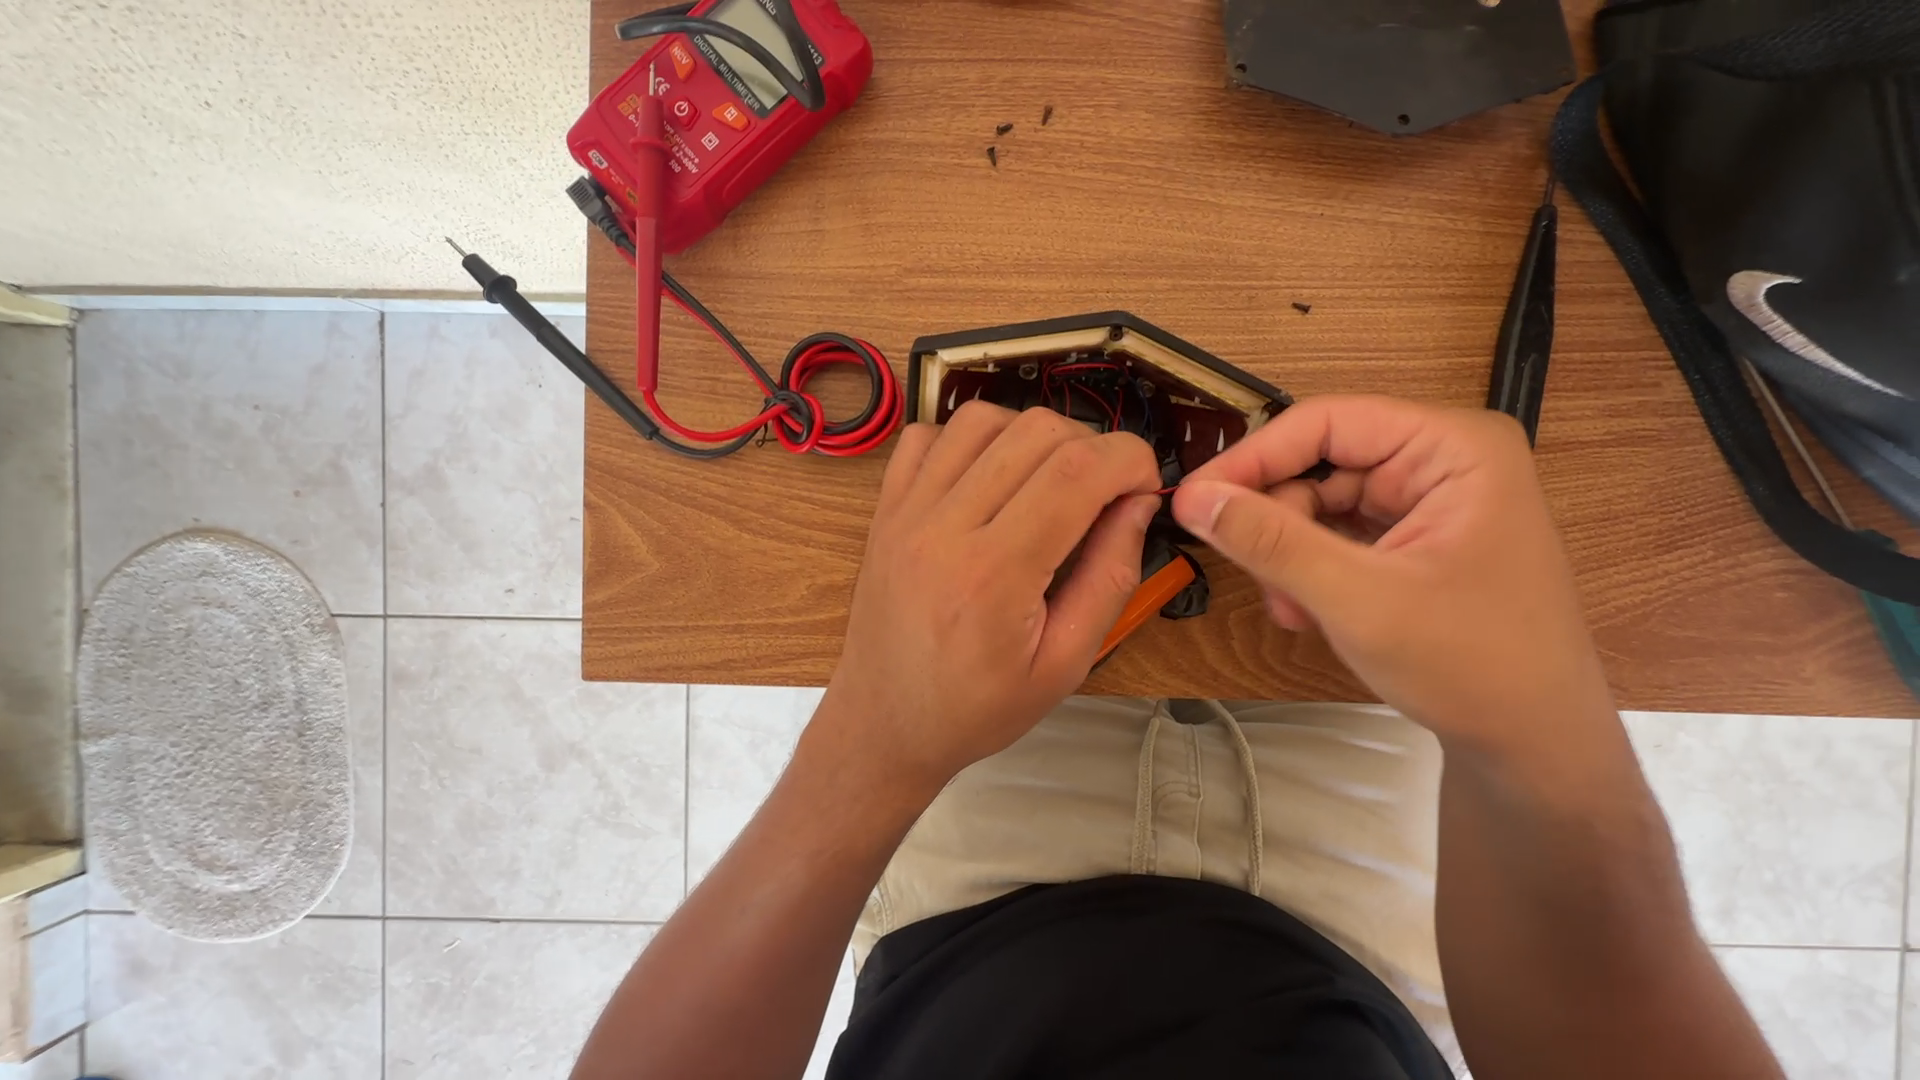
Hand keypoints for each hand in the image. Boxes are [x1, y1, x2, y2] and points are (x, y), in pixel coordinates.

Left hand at [821, 401, 1162, 788]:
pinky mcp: (884, 510)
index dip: (1130, 459)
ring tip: (1047, 483)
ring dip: (1031, 436)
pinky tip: (987, 478)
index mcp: (995, 575)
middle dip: (1092, 447)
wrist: (884, 724)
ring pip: (982, 418)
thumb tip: (1138, 503)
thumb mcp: (1065, 665)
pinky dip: (967, 439)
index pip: (1078, 470)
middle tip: (1101, 494)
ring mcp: (906, 512)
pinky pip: (926, 436)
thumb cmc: (976, 708)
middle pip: (1036, 431)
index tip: (1144, 485)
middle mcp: (944, 528)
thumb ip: (1110, 578)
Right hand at [1171, 395, 1614, 750]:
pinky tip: (1308, 612)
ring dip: (1289, 556)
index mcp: (1453, 447)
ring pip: (1318, 504)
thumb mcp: (1357, 599)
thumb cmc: (1470, 665)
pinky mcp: (1414, 538)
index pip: (1326, 423)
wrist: (1533, 744)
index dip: (1253, 457)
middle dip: (1276, 523)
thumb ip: (1270, 542)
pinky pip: (1336, 534)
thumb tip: (1191, 497)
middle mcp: (1441, 460)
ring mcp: (1429, 501)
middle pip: (1318, 464)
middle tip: (1251, 575)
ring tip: (1291, 610)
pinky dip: (1309, 571)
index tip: (1192, 498)